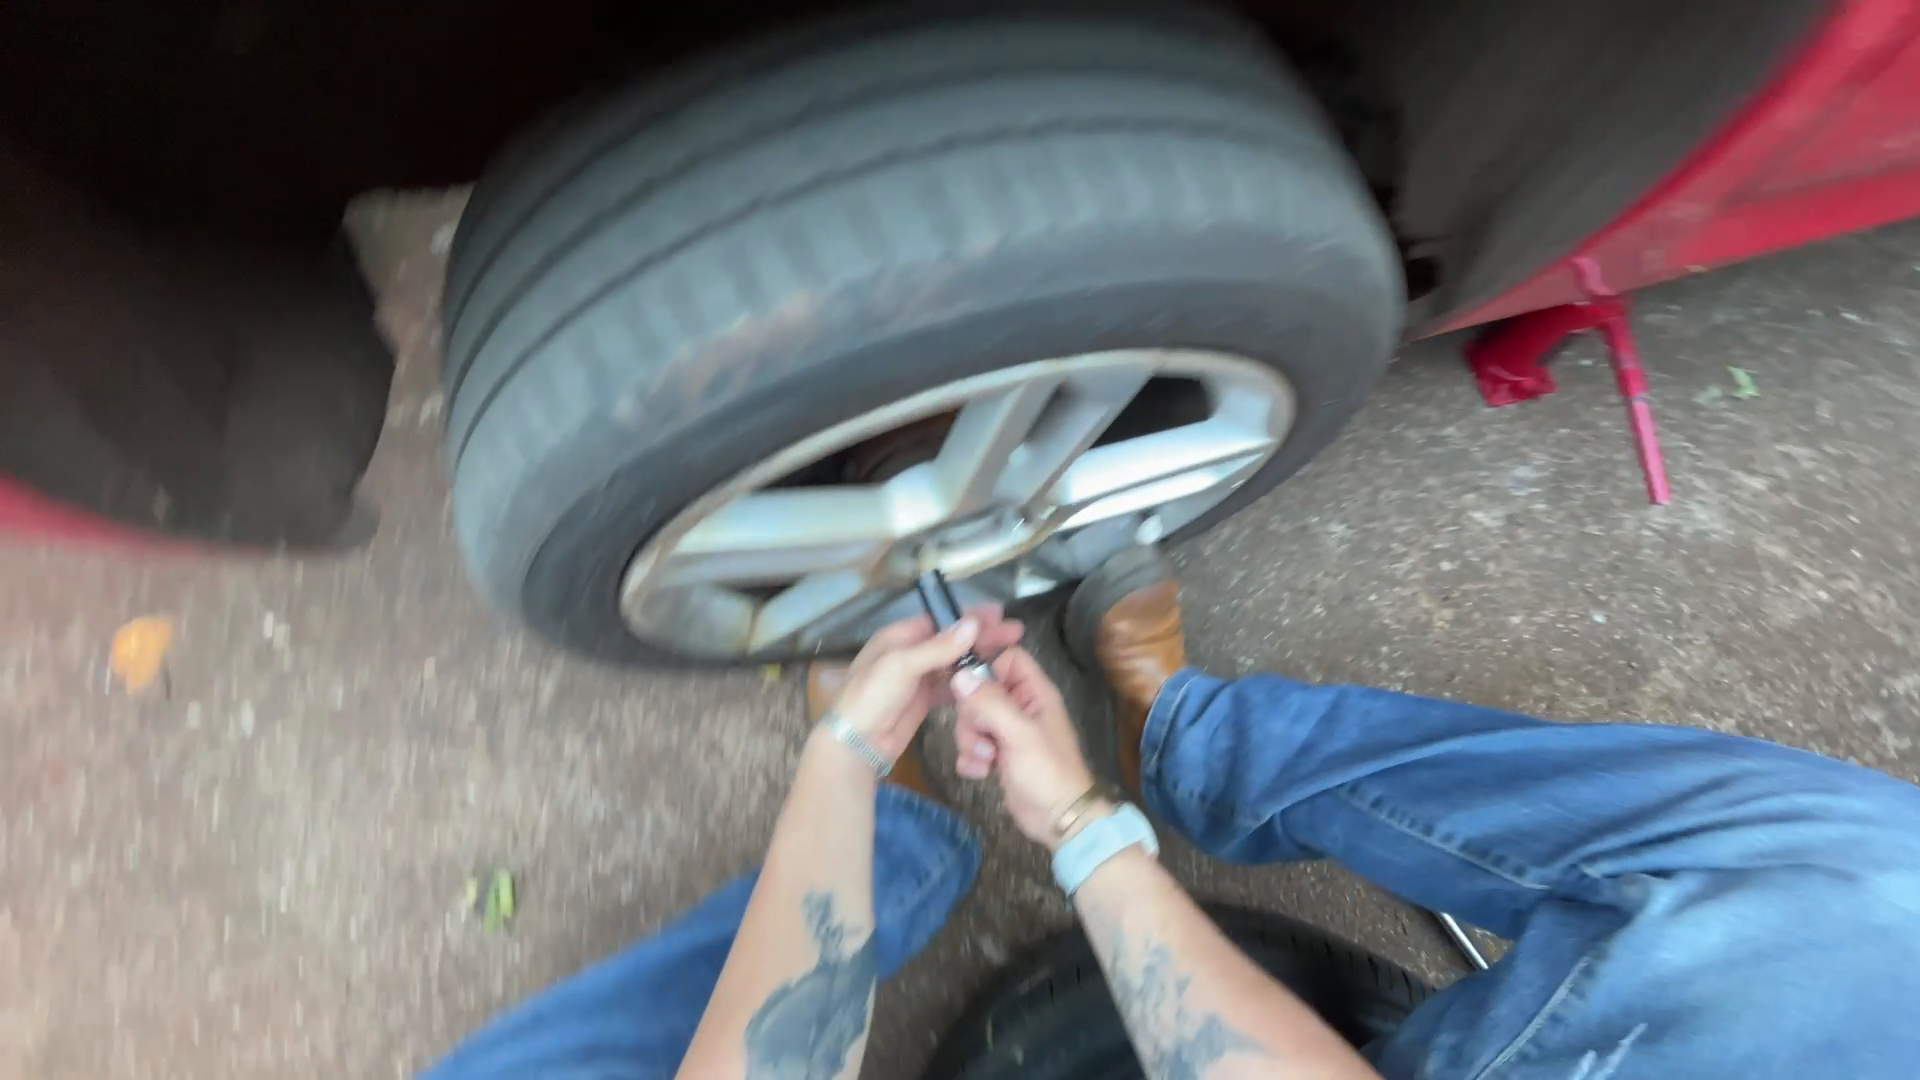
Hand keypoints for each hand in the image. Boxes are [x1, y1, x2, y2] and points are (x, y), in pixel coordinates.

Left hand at [825, 606, 1024, 762]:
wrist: (855, 744)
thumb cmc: (871, 697)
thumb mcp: (902, 666)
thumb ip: (938, 647)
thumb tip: (972, 624)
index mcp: (900, 636)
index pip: (942, 620)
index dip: (971, 617)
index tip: (999, 615)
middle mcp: (909, 652)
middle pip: (952, 640)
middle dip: (981, 636)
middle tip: (1014, 633)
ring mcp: (917, 677)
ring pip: (954, 663)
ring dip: (977, 659)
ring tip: (1007, 657)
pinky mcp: (923, 700)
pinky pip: (950, 686)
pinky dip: (967, 683)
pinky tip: (987, 683)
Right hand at [950, 647, 1097, 847]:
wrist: (1059, 820)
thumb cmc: (1048, 770)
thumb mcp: (1020, 733)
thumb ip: (990, 702)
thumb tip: (960, 675)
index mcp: (1035, 692)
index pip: (1007, 659)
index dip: (988, 669)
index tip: (971, 688)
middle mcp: (1020, 707)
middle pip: (981, 691)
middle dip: (973, 716)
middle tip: (984, 736)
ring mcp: (1007, 731)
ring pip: (972, 719)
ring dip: (971, 740)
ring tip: (987, 759)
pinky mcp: (997, 754)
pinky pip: (972, 744)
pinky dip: (971, 758)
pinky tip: (982, 772)